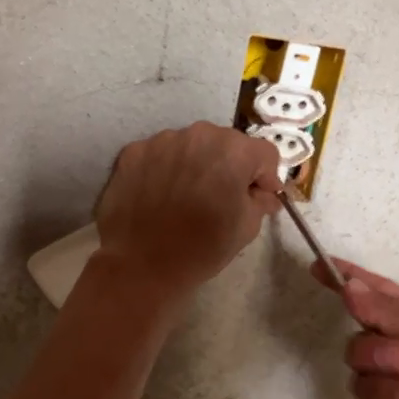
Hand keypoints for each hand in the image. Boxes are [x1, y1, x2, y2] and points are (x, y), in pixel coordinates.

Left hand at [93, 122, 281, 298]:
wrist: (139, 265)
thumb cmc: (201, 248)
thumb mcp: (246, 229)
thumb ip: (260, 202)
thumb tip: (263, 193)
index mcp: (233, 151)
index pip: (264, 154)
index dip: (264, 178)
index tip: (255, 199)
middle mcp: (198, 134)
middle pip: (226, 144)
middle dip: (229, 167)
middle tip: (220, 199)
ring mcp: (162, 140)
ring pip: (191, 146)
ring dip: (196, 165)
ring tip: (186, 198)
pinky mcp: (133, 151)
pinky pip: (161, 154)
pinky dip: (166, 169)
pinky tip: (160, 196)